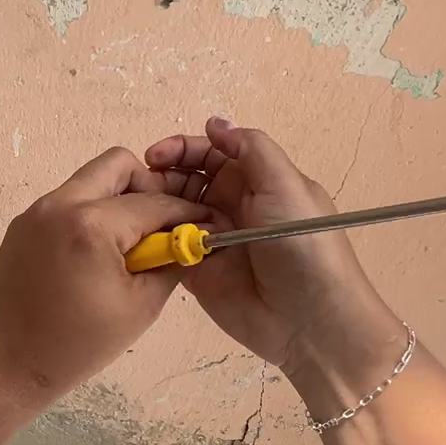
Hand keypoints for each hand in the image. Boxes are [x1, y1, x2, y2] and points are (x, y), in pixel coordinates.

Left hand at [0, 148, 211, 405]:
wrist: (6, 364)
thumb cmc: (77, 345)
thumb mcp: (140, 306)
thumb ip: (170, 261)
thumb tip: (191, 238)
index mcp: (91, 223)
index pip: (154, 202)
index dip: (187, 212)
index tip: (206, 223)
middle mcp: (61, 203)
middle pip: (118, 164)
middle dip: (149, 187)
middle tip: (160, 225)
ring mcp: (37, 211)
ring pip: (90, 180)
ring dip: (118, 200)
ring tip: (129, 245)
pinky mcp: (23, 224)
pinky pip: (68, 202)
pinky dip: (92, 214)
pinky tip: (97, 254)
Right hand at [145, 118, 405, 390]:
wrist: (310, 321)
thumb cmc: (303, 246)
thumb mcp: (285, 185)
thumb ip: (251, 148)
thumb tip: (216, 123)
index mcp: (252, 181)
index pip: (208, 153)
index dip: (182, 149)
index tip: (156, 155)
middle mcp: (228, 206)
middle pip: (184, 179)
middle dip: (161, 175)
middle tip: (143, 182)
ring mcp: (208, 239)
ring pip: (169, 211)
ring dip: (151, 204)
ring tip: (137, 208)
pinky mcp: (193, 271)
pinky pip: (164, 247)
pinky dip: (149, 238)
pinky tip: (136, 233)